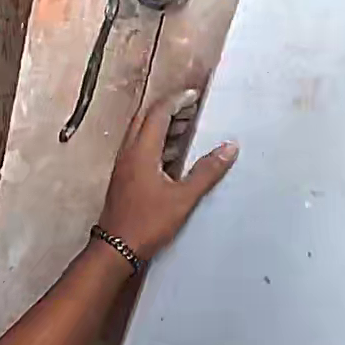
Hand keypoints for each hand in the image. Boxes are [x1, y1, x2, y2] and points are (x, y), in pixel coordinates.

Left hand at [98, 89, 236, 258]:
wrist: (116, 248)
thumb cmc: (147, 223)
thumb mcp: (184, 198)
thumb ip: (207, 172)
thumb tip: (229, 148)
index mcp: (142, 151)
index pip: (158, 113)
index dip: (177, 100)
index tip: (194, 95)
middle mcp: (129, 153)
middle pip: (146, 119)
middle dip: (169, 109)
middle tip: (192, 108)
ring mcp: (124, 166)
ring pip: (141, 134)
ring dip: (162, 126)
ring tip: (187, 127)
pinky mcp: (124, 178)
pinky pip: (140, 149)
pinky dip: (157, 143)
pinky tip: (173, 156)